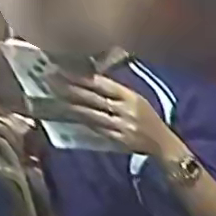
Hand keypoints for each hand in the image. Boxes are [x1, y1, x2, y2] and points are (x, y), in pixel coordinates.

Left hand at [56, 73, 174, 156]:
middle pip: (94, 97)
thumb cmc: (149, 120)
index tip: (61, 69)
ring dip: (73, 106)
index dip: (80, 76)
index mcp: (131, 96)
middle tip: (50, 81)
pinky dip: (85, 122)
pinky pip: (99, 129)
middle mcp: (127, 110)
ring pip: (93, 113)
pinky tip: (73, 116)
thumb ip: (116, 92)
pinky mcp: (121, 140)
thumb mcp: (137, 100)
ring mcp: (123, 126)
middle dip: (70, 88)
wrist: (165, 146)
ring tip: (55, 98)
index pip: (101, 83)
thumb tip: (90, 80)